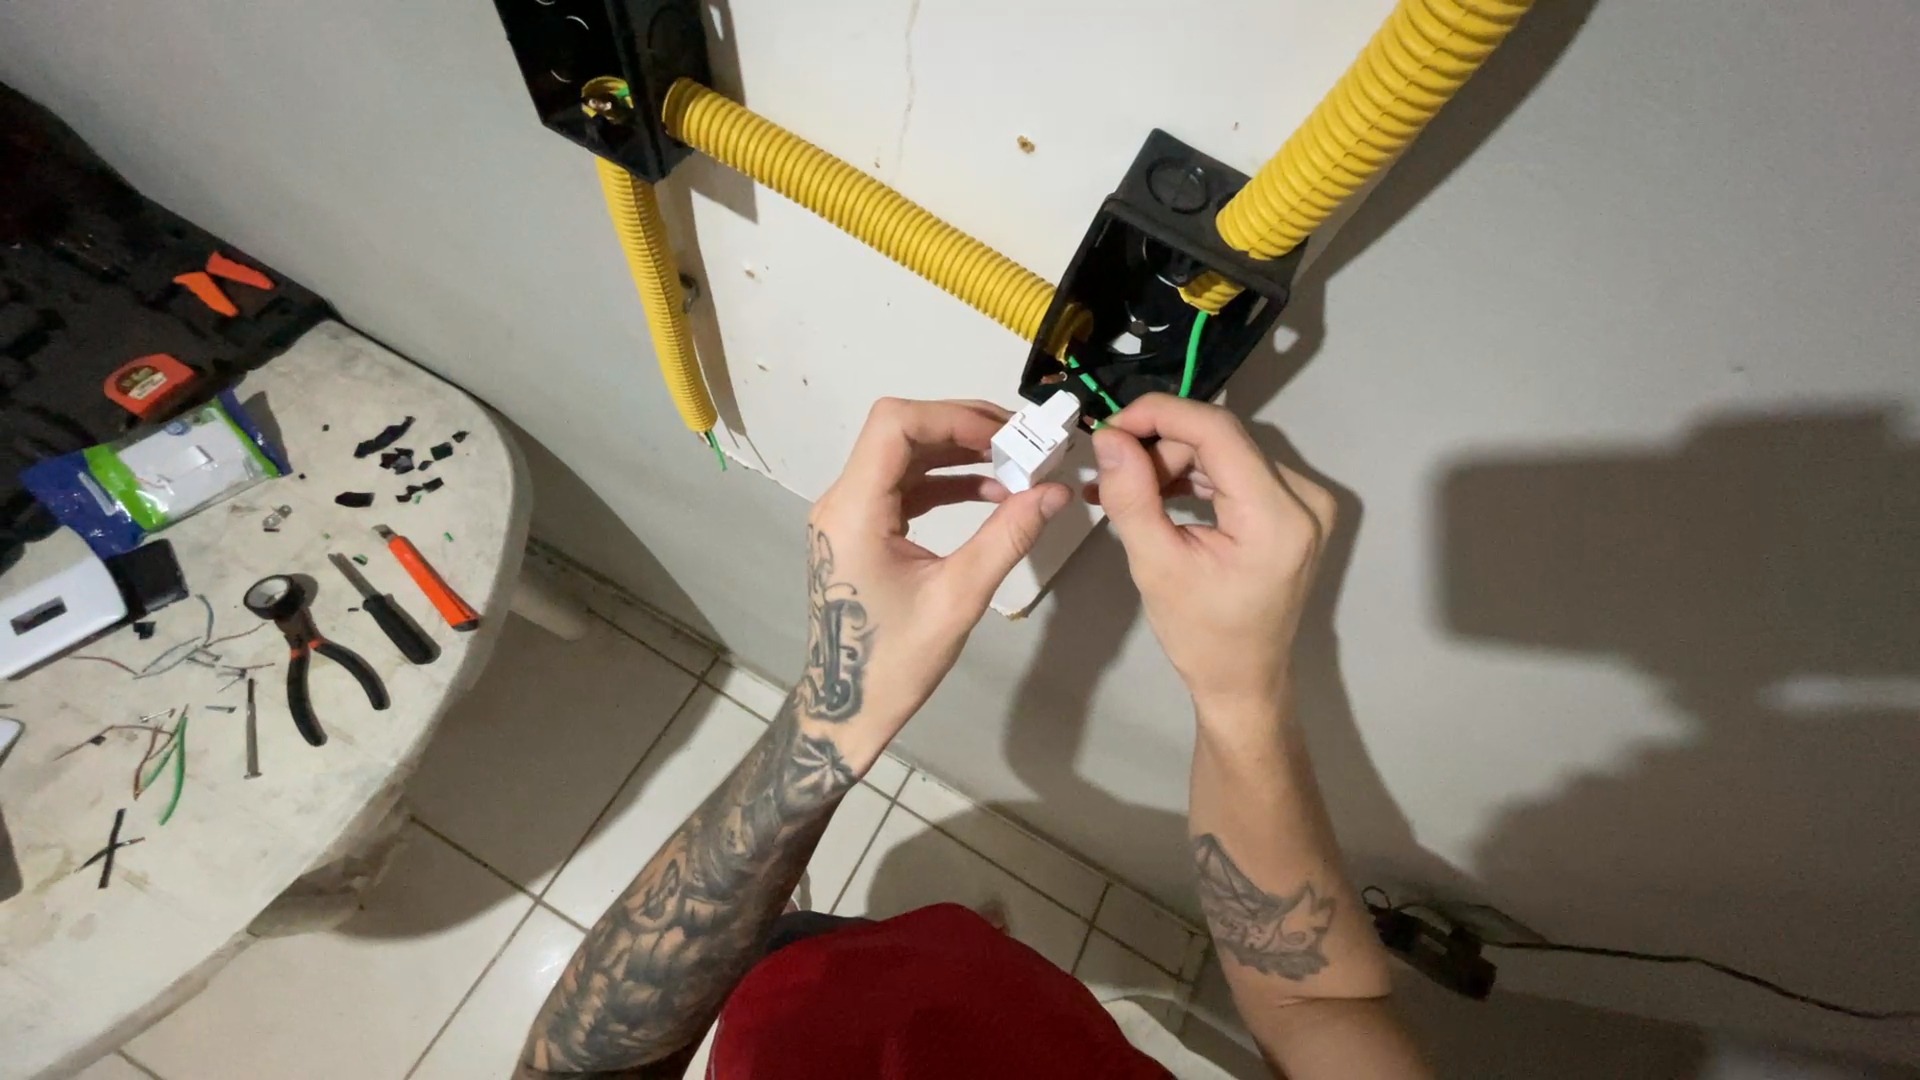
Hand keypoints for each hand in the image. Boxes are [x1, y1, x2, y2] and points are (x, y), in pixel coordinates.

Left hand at [800, 399, 1069, 759]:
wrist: (847, 705)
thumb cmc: (896, 660)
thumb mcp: (959, 596)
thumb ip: (1007, 537)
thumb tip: (1056, 491)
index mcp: (855, 510)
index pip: (894, 424)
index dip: (953, 416)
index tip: (1006, 435)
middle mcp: (843, 499)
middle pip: (900, 432)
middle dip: (963, 429)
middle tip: (1022, 443)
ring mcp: (849, 512)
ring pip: (904, 455)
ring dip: (958, 453)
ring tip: (1016, 463)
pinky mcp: (861, 527)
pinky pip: (904, 486)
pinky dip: (945, 481)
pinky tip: (990, 492)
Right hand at [1087, 394, 1335, 722]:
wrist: (1243, 679)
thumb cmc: (1200, 634)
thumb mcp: (1155, 565)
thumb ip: (1131, 496)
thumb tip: (1108, 438)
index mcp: (1277, 516)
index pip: (1218, 431)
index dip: (1159, 414)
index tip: (1110, 426)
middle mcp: (1303, 497)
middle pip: (1219, 441)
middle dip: (1158, 450)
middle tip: (1111, 477)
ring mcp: (1302, 502)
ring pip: (1223, 453)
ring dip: (1170, 465)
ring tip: (1121, 491)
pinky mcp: (1291, 509)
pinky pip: (1233, 473)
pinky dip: (1191, 479)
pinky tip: (1152, 495)